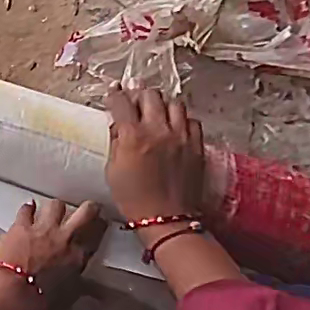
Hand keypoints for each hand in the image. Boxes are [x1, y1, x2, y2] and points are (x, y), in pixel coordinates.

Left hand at [0, 198, 103, 309]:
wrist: (10, 296)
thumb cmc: (39, 305)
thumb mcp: (68, 300)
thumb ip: (82, 290)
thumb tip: (96, 293)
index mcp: (79, 259)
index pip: (97, 238)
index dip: (100, 230)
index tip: (100, 227)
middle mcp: (65, 239)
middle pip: (85, 212)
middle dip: (89, 209)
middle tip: (89, 208)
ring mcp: (43, 229)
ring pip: (56, 205)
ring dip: (56, 208)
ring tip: (54, 210)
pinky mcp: (20, 226)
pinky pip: (28, 209)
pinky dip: (29, 208)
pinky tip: (28, 208)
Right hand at [104, 87, 206, 220]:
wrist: (165, 217)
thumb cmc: (132, 197)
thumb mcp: (112, 169)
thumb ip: (116, 141)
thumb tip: (118, 124)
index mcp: (133, 136)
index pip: (122, 102)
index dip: (115, 94)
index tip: (113, 93)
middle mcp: (158, 130)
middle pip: (150, 95)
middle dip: (139, 95)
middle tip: (134, 102)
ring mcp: (181, 135)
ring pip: (173, 103)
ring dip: (161, 104)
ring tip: (156, 112)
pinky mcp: (197, 144)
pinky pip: (191, 120)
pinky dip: (180, 119)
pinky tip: (174, 127)